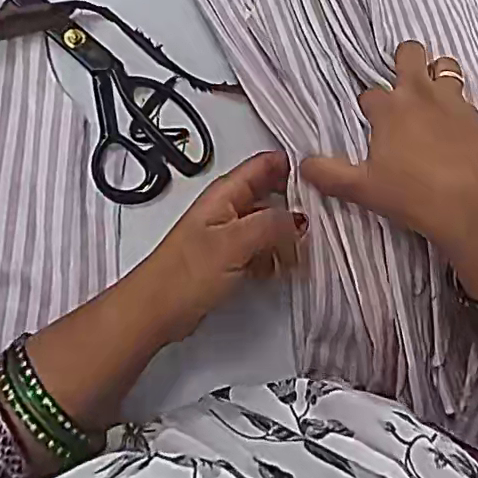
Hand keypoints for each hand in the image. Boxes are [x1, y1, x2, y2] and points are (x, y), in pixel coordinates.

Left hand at [128, 152, 303, 343]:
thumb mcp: (234, 243)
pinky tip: (286, 266)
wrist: (154, 313)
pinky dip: (277, 254)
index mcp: (226, 193)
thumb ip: (271, 225)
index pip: (266, 164)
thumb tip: (299, 217)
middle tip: (322, 212)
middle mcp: (229, 208)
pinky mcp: (231, 257)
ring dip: (288, 232)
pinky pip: (263, 246)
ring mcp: (230, 233)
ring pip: (270, 221)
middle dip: (297, 201)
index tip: (321, 175)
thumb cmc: (182, 275)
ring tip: (306, 245)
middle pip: (272, 192)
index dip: (293, 164)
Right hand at [302, 41, 477, 299]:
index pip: (369, 94)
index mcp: (390, 108)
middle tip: (399, 83)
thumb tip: (304, 165)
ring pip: (444, 64)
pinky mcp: (476, 117)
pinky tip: (451, 124)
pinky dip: (455, 101)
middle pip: (410, 53)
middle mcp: (420, 95)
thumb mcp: (363, 189)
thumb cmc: (414, 195)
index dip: (367, 107)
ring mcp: (452, 102)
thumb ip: (329, 174)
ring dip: (435, 73)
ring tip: (429, 95)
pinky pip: (464, 95)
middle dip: (403, 60)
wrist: (473, 209)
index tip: (369, 123)